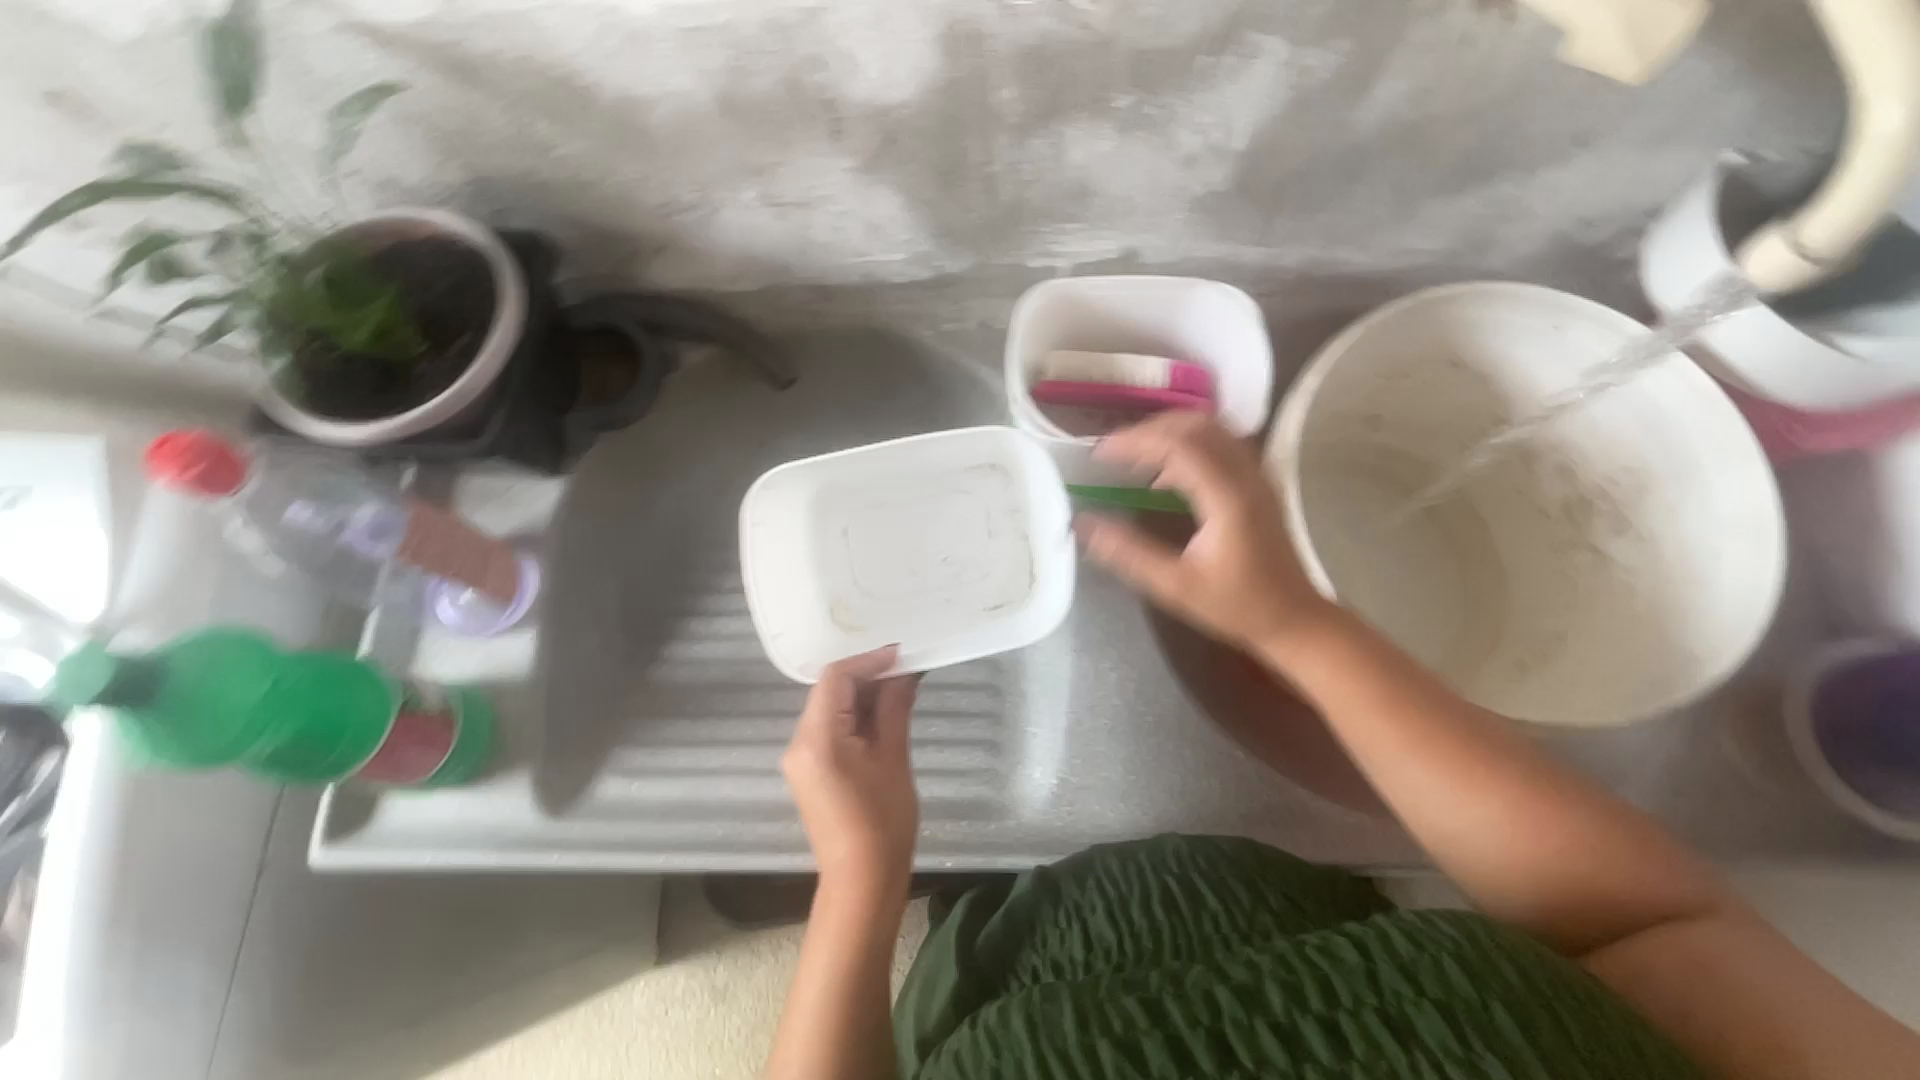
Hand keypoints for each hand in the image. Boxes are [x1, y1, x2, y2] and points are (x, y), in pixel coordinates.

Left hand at [782, 646, 920, 894]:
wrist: (862, 882)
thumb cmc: (883, 821)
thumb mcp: (893, 758)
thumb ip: (894, 708)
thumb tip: (905, 672)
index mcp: (817, 737)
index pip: (836, 677)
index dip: (870, 660)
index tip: (904, 656)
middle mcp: (798, 742)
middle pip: (830, 691)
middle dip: (868, 678)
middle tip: (909, 673)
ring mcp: (800, 759)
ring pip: (830, 709)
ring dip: (863, 698)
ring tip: (903, 693)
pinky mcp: (809, 772)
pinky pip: (830, 730)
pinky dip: (855, 719)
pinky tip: (884, 719)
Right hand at [1074, 412, 1336, 654]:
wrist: (1294, 619)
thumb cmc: (1235, 606)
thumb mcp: (1174, 585)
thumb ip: (1128, 553)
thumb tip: (1082, 524)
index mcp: (1227, 497)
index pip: (1177, 445)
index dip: (1134, 441)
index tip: (1099, 453)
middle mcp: (1246, 475)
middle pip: (1195, 425)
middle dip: (1149, 430)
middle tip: (1113, 450)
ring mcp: (1257, 476)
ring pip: (1211, 428)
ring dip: (1169, 432)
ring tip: (1134, 456)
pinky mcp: (1259, 483)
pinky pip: (1222, 444)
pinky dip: (1189, 444)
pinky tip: (1165, 473)